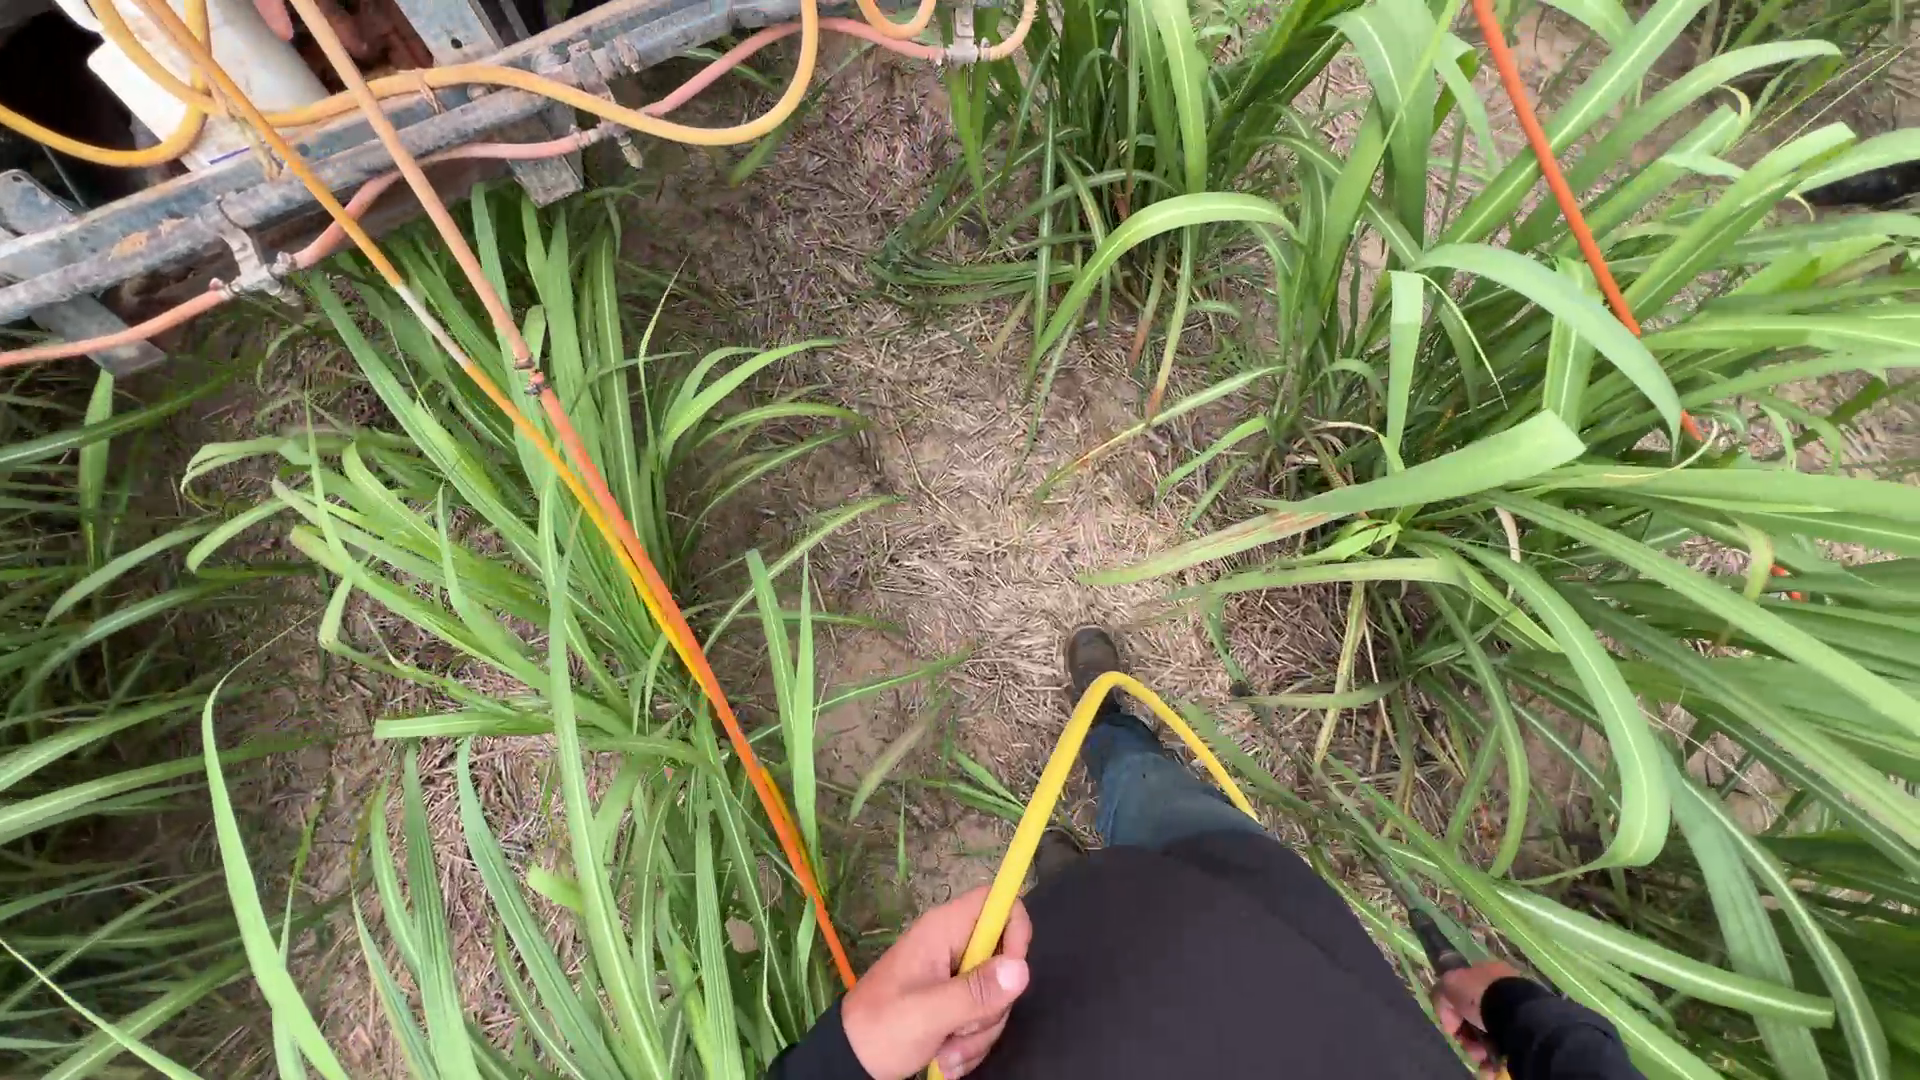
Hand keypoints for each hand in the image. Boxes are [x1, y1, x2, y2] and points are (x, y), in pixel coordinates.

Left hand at [841, 886, 1031, 1079]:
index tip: (1012, 975)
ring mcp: (954, 973)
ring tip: (946, 1053)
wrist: (851, 1062)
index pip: (997, 901)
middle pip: (1003, 957)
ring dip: (979, 1032)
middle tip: (963, 1029)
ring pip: (996, 993)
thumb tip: (1022, 969)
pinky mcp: (954, 1000)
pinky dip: (970, 1043)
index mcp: (944, 929)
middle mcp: (953, 944)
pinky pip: (983, 1015)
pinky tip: (946, 1058)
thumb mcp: (928, 1013)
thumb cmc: (883, 1027)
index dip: (1015, 930)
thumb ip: (975, 991)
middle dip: (993, 1004)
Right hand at [1431, 960, 1521, 1078]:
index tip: (1451, 1023)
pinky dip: (1494, 1056)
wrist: (1519, 1018)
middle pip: (1475, 1013)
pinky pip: (1505, 1046)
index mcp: (1487, 971)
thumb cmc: (1480, 994)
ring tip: (1479, 1055)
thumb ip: (1440, 995)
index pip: (1463, 988)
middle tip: (1465, 1042)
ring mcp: (1517, 1012)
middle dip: (1466, 1031)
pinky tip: (1489, 1062)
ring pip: (1489, 1031)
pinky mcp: (1527, 1035)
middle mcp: (1503, 989)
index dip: (1453, 1007)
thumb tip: (1449, 1020)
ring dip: (1478, 1046)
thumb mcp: (1448, 985)